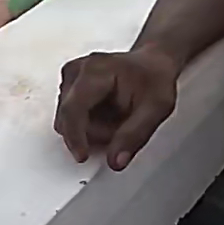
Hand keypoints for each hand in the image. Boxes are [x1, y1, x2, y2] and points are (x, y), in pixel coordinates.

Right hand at [54, 49, 180, 169]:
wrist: (151, 62)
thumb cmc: (155, 78)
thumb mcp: (157, 108)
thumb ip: (135, 135)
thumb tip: (115, 161)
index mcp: (96, 70)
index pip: (74, 108)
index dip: (75, 136)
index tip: (82, 156)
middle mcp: (76, 71)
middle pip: (69, 119)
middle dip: (93, 133)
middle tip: (121, 126)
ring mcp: (69, 79)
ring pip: (67, 121)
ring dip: (90, 130)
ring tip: (115, 118)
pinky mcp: (66, 87)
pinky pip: (67, 118)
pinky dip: (86, 124)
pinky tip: (103, 114)